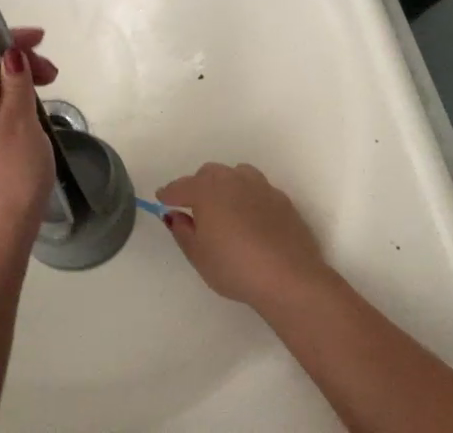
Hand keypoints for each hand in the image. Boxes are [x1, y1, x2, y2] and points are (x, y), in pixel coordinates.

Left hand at [0, 28, 58, 251]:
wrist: (1, 231)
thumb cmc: (13, 176)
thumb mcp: (21, 124)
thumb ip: (16, 85)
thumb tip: (11, 52)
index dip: (9, 38)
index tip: (41, 40)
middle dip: (21, 58)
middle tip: (53, 74)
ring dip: (24, 77)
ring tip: (51, 87)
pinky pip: (3, 105)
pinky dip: (22, 97)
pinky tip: (38, 110)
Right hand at [157, 163, 328, 308]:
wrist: (290, 278)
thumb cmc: (235, 268)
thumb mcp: (199, 256)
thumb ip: (182, 231)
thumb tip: (175, 215)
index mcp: (206, 191)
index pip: (181, 187)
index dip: (169, 194)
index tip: (162, 199)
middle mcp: (232, 181)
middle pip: (209, 173)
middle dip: (197, 186)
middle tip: (194, 207)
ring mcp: (261, 188)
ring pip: (236, 174)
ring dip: (226, 185)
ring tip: (225, 205)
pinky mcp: (283, 201)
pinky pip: (259, 189)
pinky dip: (249, 197)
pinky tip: (251, 217)